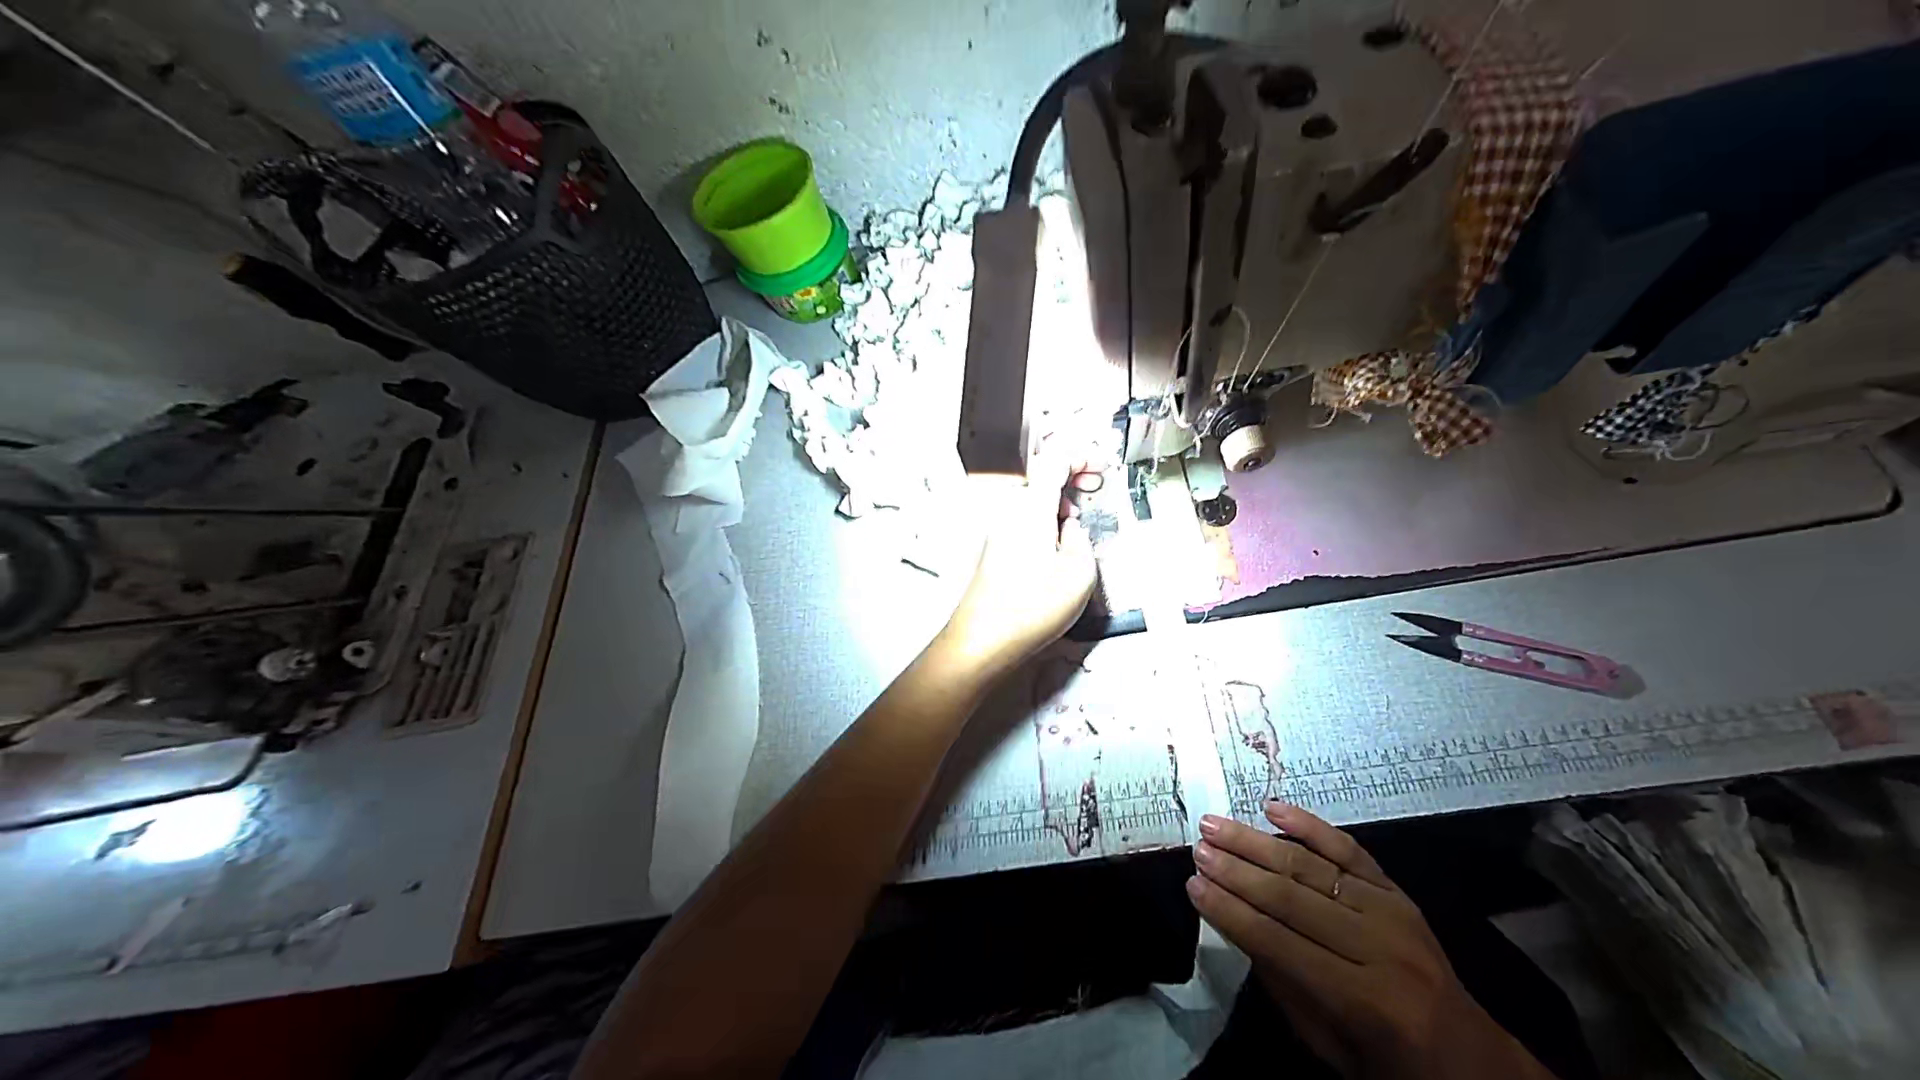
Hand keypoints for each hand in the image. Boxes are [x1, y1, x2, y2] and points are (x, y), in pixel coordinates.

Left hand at [932, 456, 1100, 680]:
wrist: (984, 639)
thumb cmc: (1024, 610)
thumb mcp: (1079, 572)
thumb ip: (1082, 539)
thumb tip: (1074, 531)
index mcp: (1031, 508)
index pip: (1054, 460)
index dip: (1081, 457)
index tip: (1098, 465)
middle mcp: (1008, 513)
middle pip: (1040, 476)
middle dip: (1069, 477)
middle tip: (1091, 487)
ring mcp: (997, 530)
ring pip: (1031, 499)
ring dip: (1056, 501)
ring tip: (1076, 521)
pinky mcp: (994, 548)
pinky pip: (1022, 519)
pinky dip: (1042, 520)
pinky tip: (1056, 543)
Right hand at [1187, 802, 1555, 1079]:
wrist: (1470, 1060)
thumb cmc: (1388, 1062)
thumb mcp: (1328, 1043)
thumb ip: (1280, 980)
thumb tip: (1231, 918)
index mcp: (1366, 1001)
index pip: (1279, 942)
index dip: (1230, 912)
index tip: (1191, 885)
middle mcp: (1382, 949)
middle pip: (1293, 897)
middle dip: (1237, 871)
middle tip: (1198, 849)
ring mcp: (1394, 913)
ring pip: (1313, 866)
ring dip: (1257, 843)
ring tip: (1216, 825)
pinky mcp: (1398, 892)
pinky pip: (1349, 850)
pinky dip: (1310, 825)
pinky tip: (1274, 808)